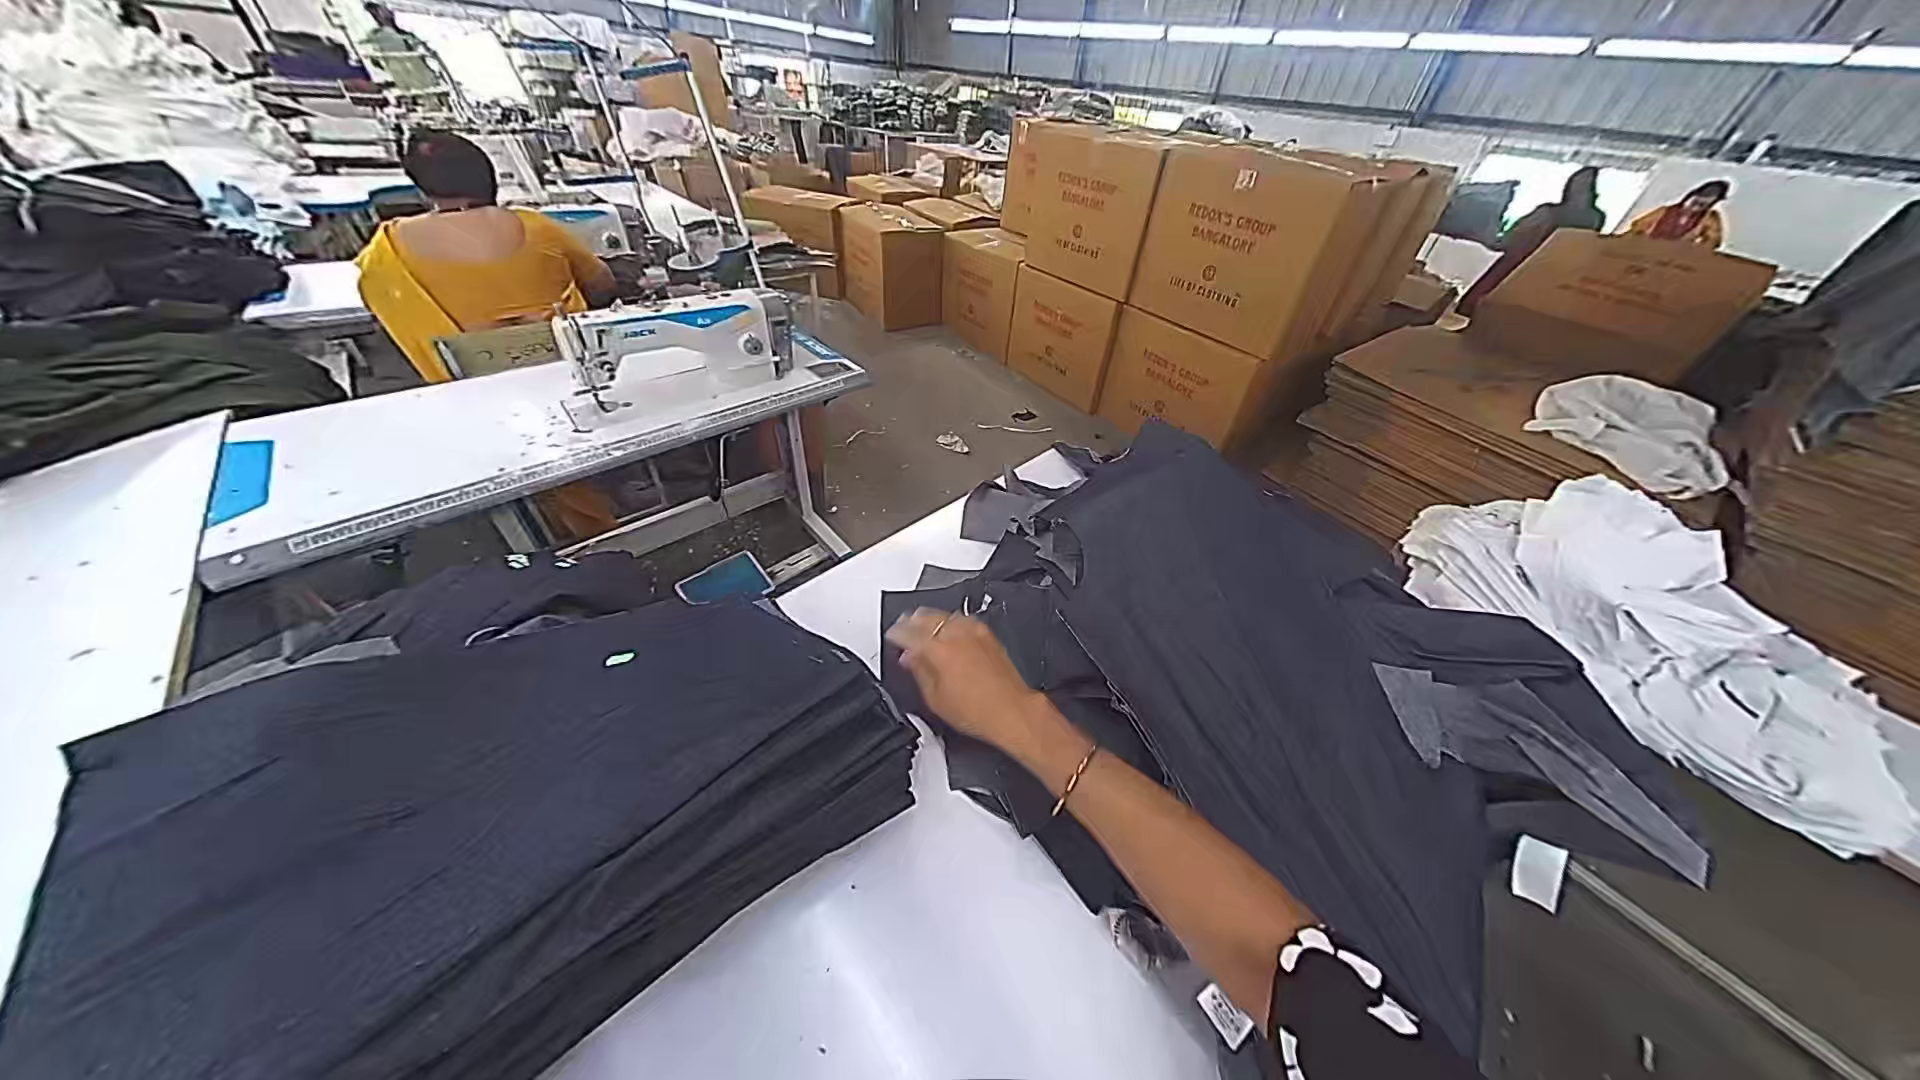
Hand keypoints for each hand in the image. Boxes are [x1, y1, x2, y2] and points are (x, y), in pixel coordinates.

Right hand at [885, 608, 1084, 770]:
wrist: (1011, 711)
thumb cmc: (979, 711)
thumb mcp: (935, 698)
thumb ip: (919, 671)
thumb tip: (909, 658)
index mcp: (938, 649)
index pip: (909, 633)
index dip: (896, 633)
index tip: (892, 635)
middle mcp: (957, 635)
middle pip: (926, 618)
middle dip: (911, 621)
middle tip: (903, 626)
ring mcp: (974, 632)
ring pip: (945, 615)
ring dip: (931, 618)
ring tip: (922, 624)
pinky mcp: (988, 635)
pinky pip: (963, 620)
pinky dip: (951, 621)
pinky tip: (948, 628)